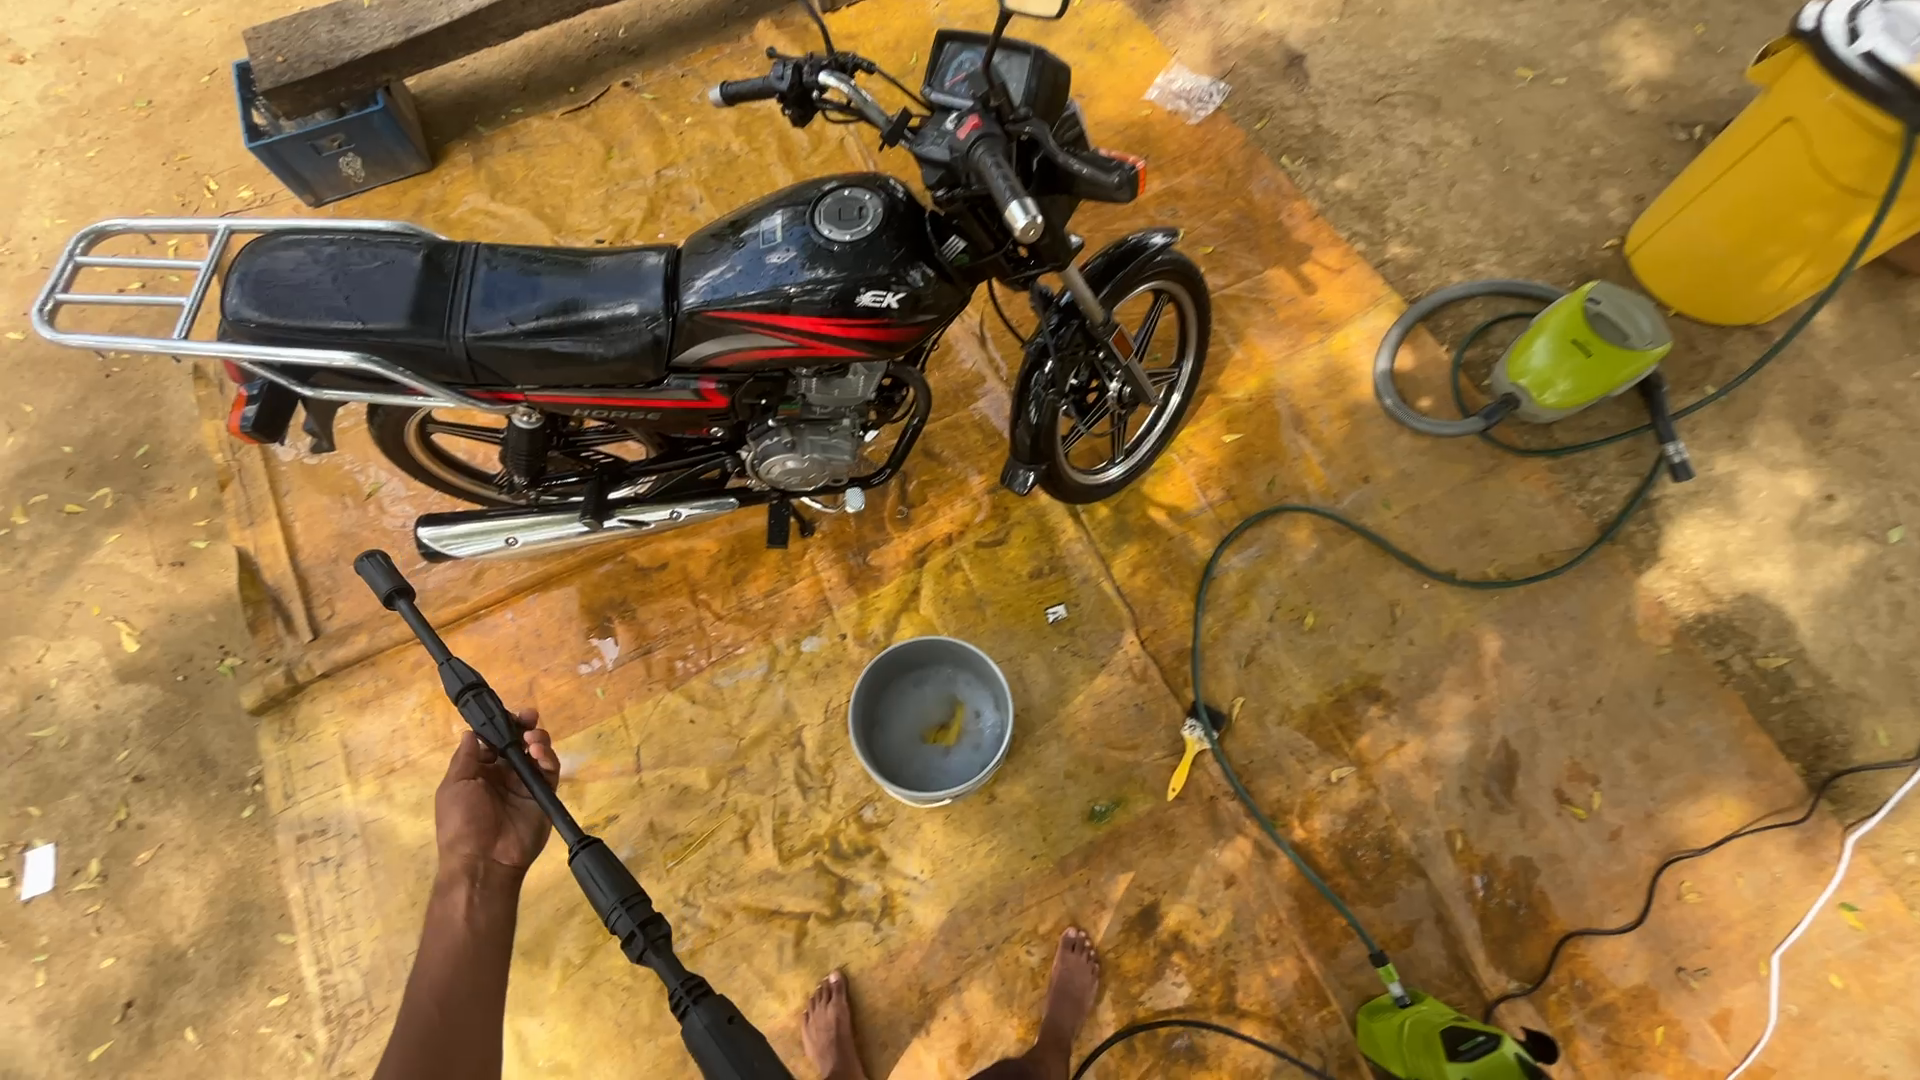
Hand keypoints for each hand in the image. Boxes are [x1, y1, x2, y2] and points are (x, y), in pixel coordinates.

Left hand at [434, 709, 560, 880]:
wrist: (484, 859)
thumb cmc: (462, 822)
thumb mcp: (454, 786)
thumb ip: (465, 757)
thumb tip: (470, 731)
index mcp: (479, 773)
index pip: (494, 742)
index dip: (501, 727)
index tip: (506, 714)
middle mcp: (504, 775)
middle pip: (518, 743)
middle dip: (524, 726)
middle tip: (528, 716)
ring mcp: (525, 784)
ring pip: (537, 752)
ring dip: (537, 739)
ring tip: (533, 737)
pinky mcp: (544, 793)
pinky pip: (550, 770)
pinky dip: (547, 757)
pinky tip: (539, 752)